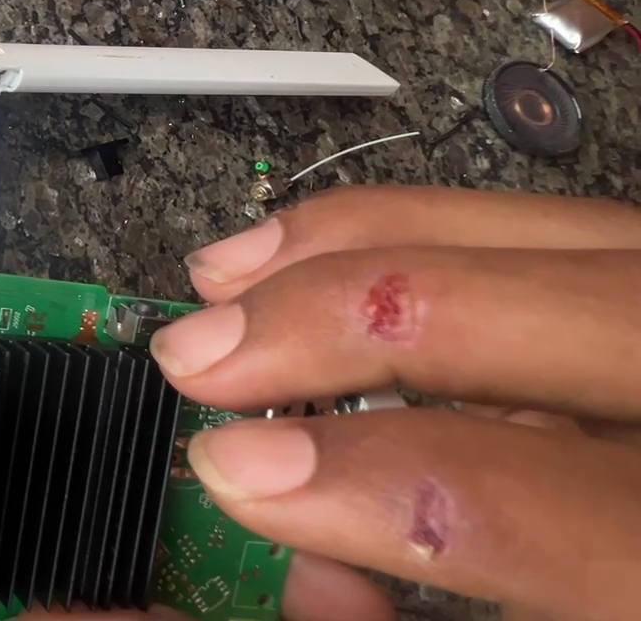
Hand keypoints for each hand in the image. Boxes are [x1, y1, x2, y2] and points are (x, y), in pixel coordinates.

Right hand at [155, 185, 640, 620]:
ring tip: (215, 287)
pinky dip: (357, 223)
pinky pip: (486, 213)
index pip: (565, 514)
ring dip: (320, 250)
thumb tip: (315, 578)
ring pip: (500, 230)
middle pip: (534, 320)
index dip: (376, 481)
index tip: (235, 471)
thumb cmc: (624, 594)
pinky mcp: (636, 262)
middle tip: (199, 361)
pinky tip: (276, 249)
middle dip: (324, 326)